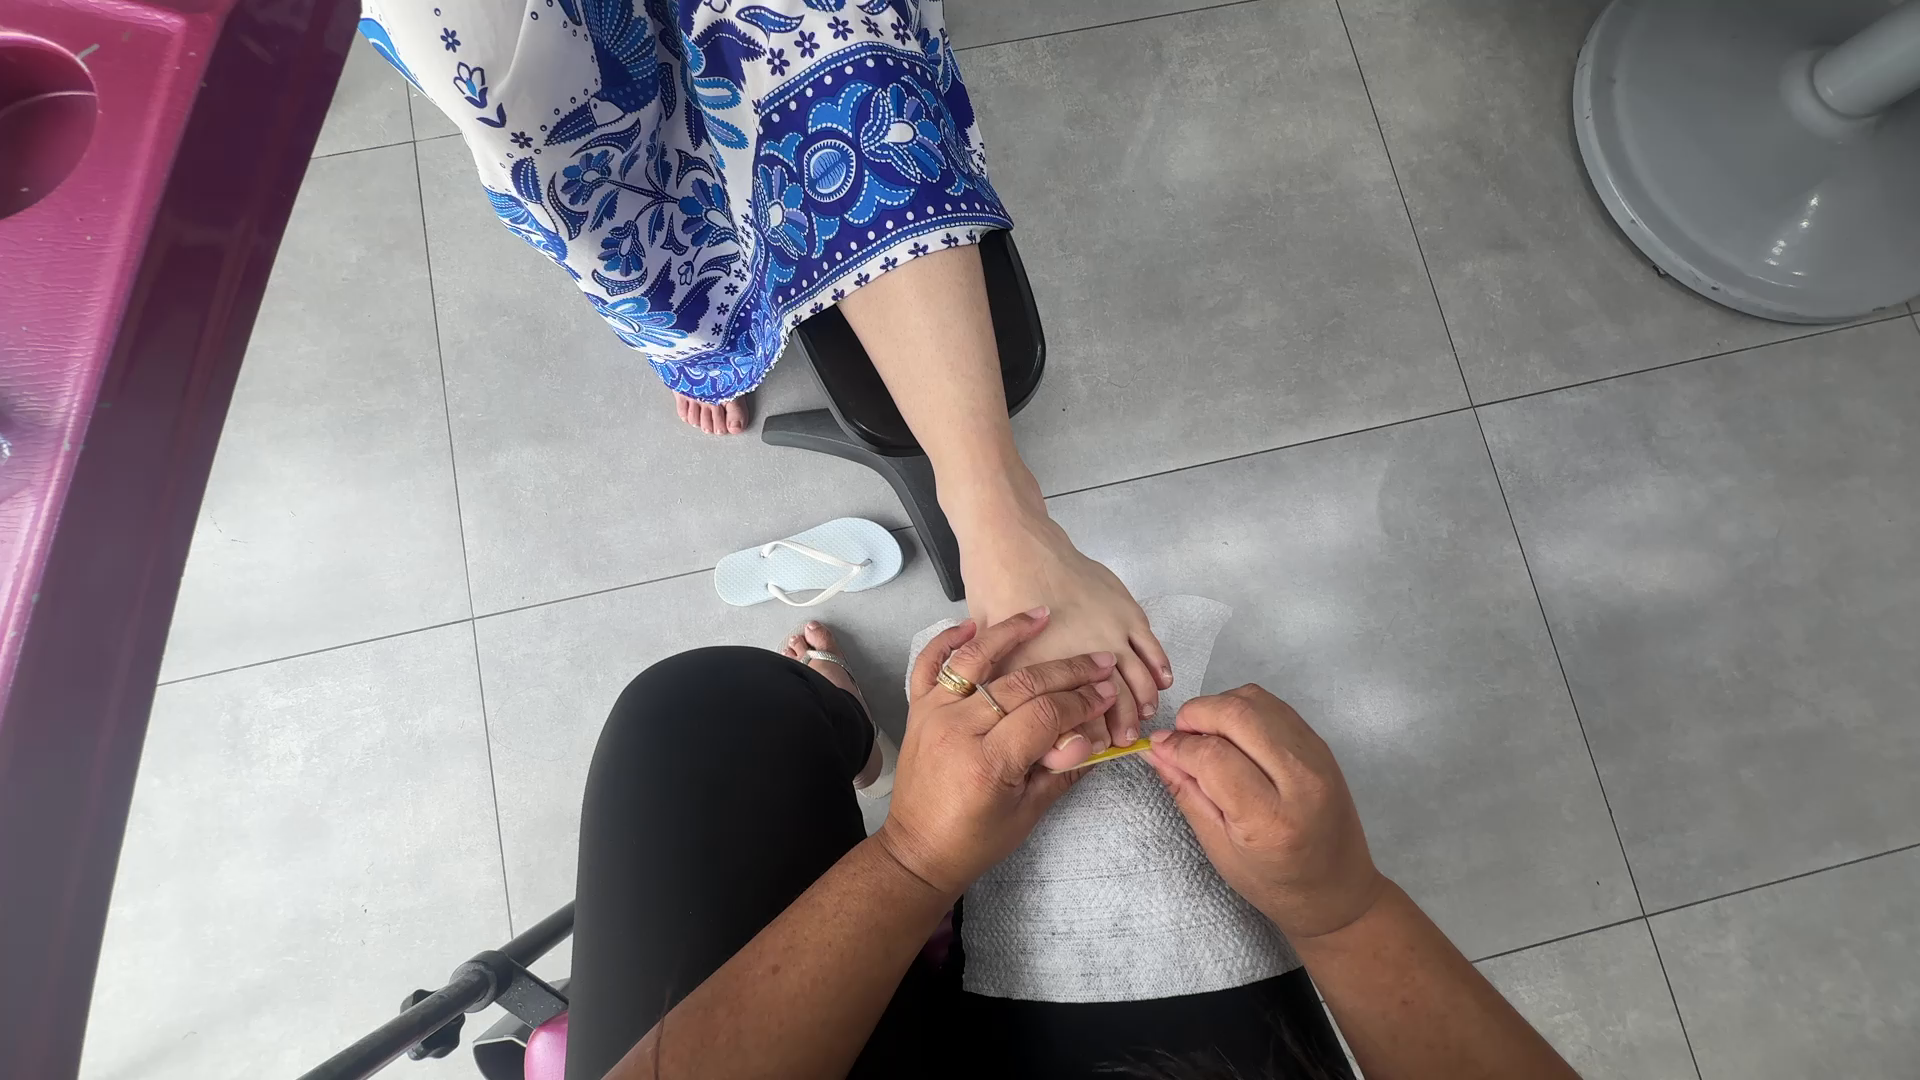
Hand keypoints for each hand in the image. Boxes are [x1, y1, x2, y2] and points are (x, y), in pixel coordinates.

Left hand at [874, 610, 1116, 897]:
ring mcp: (934, 713)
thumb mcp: (1028, 812)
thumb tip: (1096, 733)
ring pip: (975, 660)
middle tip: (1100, 660)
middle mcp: (958, 729)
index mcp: (989, 762)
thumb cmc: (975, 839)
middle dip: (1067, 670)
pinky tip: (973, 623)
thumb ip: (1061, 769)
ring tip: (1042, 614)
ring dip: (1010, 632)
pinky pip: (929, 663)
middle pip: (1021, 684)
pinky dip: (948, 640)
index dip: (1081, 702)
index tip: (1107, 693)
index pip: (1045, 715)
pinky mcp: (918, 708)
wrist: (917, 849)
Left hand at [959, 511, 1170, 768]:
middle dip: (1122, 725)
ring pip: (1139, 675)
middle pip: (1116, 699)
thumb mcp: (987, 644)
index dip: (1090, 736)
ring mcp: (1111, 627)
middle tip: (1125, 741)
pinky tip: (1161, 681)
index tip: (1095, 749)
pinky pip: (1150, 643)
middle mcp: (1087, 651)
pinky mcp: (1124, 605)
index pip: (1080, 713)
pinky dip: (1158, 665)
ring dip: (1144, 700)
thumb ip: (1002, 680)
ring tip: (1143, 716)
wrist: (1014, 540)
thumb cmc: (994, 589)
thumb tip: (1012, 715)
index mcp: (1052, 667)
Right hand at [1146, 685, 1387, 939]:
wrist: (1340, 891)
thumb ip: (1185, 791)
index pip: (1213, 756)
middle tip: (1180, 736)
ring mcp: (1316, 756)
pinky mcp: (1320, 744)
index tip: (1157, 747)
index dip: (1177, 745)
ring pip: (1254, 699)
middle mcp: (1300, 779)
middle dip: (1195, 714)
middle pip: (1236, 713)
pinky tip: (1232, 734)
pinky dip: (1242, 708)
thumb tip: (1153, 750)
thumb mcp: (1218, 846)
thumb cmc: (1273, 882)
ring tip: (1206, 735)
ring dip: (1219, 707)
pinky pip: (1272, 704)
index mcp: (1272, 819)